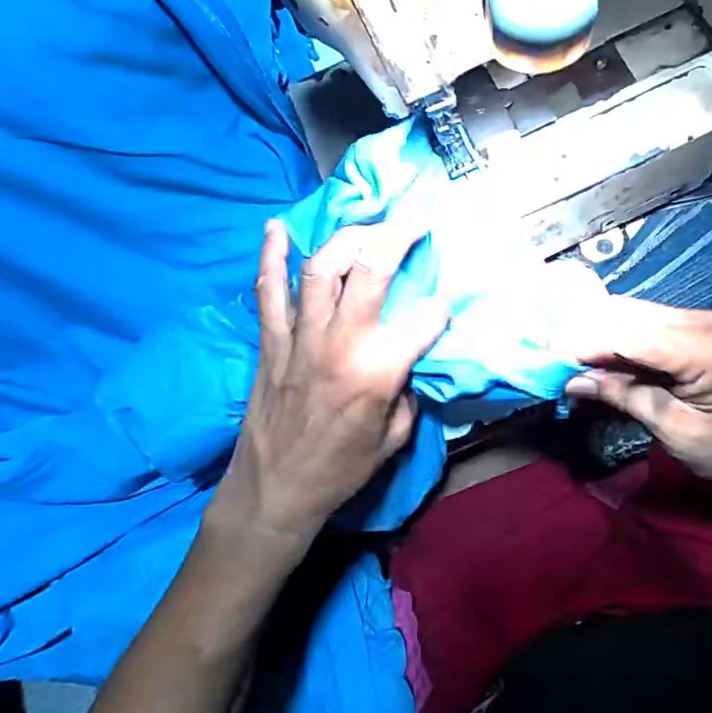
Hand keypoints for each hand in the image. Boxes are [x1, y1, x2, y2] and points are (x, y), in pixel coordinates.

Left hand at [210, 219, 448, 544]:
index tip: (442, 309)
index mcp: (377, 372)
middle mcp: (339, 344)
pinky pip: (268, 290)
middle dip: (396, 238)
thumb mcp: (394, 438)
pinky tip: (277, 228)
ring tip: (367, 228)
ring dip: (346, 238)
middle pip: (369, 271)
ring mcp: (300, 337)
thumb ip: (407, 392)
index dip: (439, 310)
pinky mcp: (271, 340)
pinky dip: (271, 256)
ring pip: (321, 268)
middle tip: (413, 224)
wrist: (275, 488)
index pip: (422, 320)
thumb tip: (410, 360)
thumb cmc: (341, 469)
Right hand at [561, 297, 711, 506]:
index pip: (628, 335)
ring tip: (565, 358)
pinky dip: (615, 336)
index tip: (545, 358)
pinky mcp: (695, 326)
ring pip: (630, 313)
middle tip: (549, 359)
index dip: (583, 343)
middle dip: (583, 333)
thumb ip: (627, 398)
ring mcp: (701, 319)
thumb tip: (574, 380)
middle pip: (626, 314)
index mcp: (706, 349)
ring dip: (596, 332)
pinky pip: (644, 322)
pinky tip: (595, 354)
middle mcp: (703, 321)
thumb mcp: (679, 434)